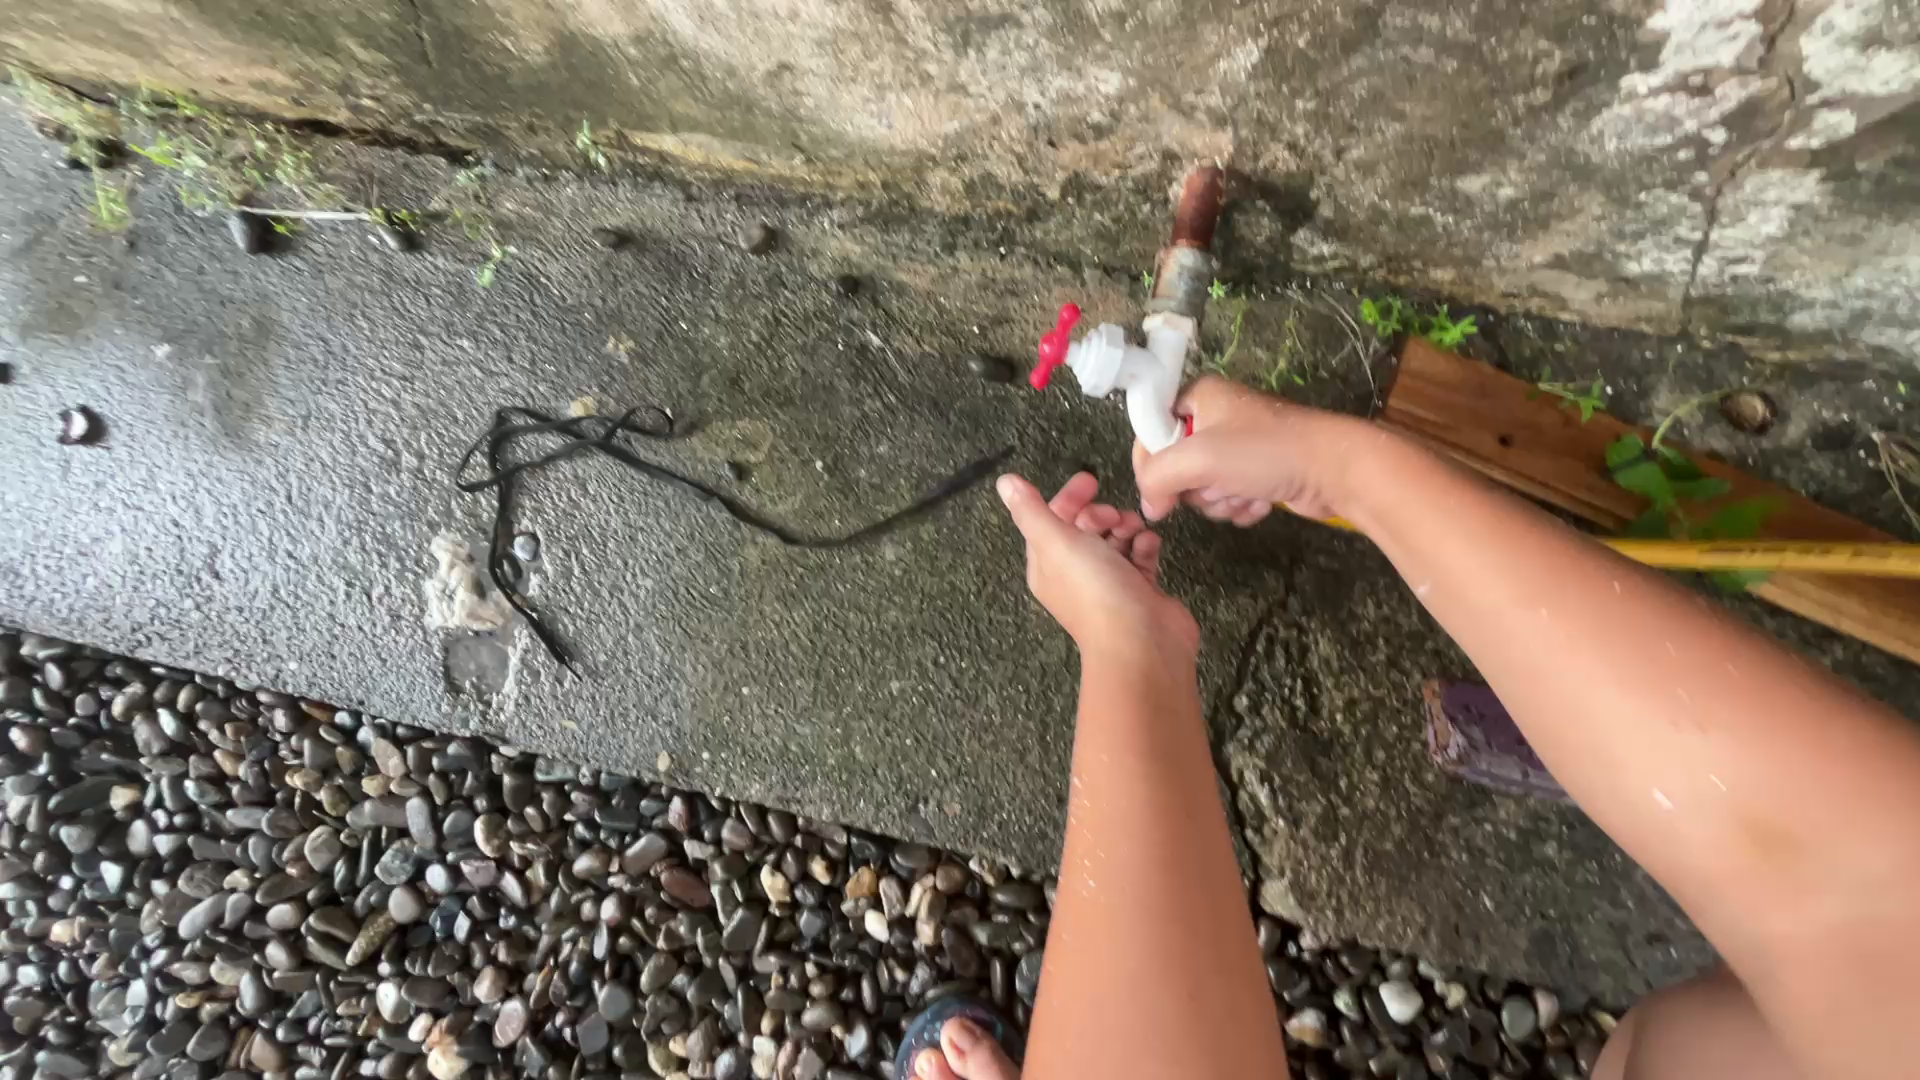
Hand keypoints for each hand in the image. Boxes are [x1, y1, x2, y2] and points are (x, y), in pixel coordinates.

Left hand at [997, 472, 1198, 659]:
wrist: (1142, 644)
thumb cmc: (1094, 591)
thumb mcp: (1056, 542)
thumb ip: (1031, 510)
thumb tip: (1006, 482)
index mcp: (1047, 566)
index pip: (1051, 521)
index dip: (1068, 499)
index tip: (1090, 482)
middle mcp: (1074, 575)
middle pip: (1085, 529)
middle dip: (1100, 514)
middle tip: (1113, 517)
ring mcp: (1109, 584)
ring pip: (1115, 540)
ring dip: (1125, 526)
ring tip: (1134, 530)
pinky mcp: (1139, 590)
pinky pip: (1139, 557)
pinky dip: (1144, 546)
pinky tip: (1149, 545)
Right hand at [1130, 376, 1372, 523]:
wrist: (1334, 468)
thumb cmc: (1264, 452)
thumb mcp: (1197, 459)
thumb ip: (1156, 479)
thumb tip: (1149, 506)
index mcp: (1198, 397)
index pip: (1150, 432)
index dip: (1150, 466)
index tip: (1161, 491)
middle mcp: (1216, 416)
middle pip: (1175, 466)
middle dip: (1195, 488)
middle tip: (1217, 485)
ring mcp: (1238, 446)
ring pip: (1202, 487)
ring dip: (1219, 500)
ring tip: (1244, 493)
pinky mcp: (1258, 470)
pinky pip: (1228, 496)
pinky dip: (1239, 505)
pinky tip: (1259, 501)